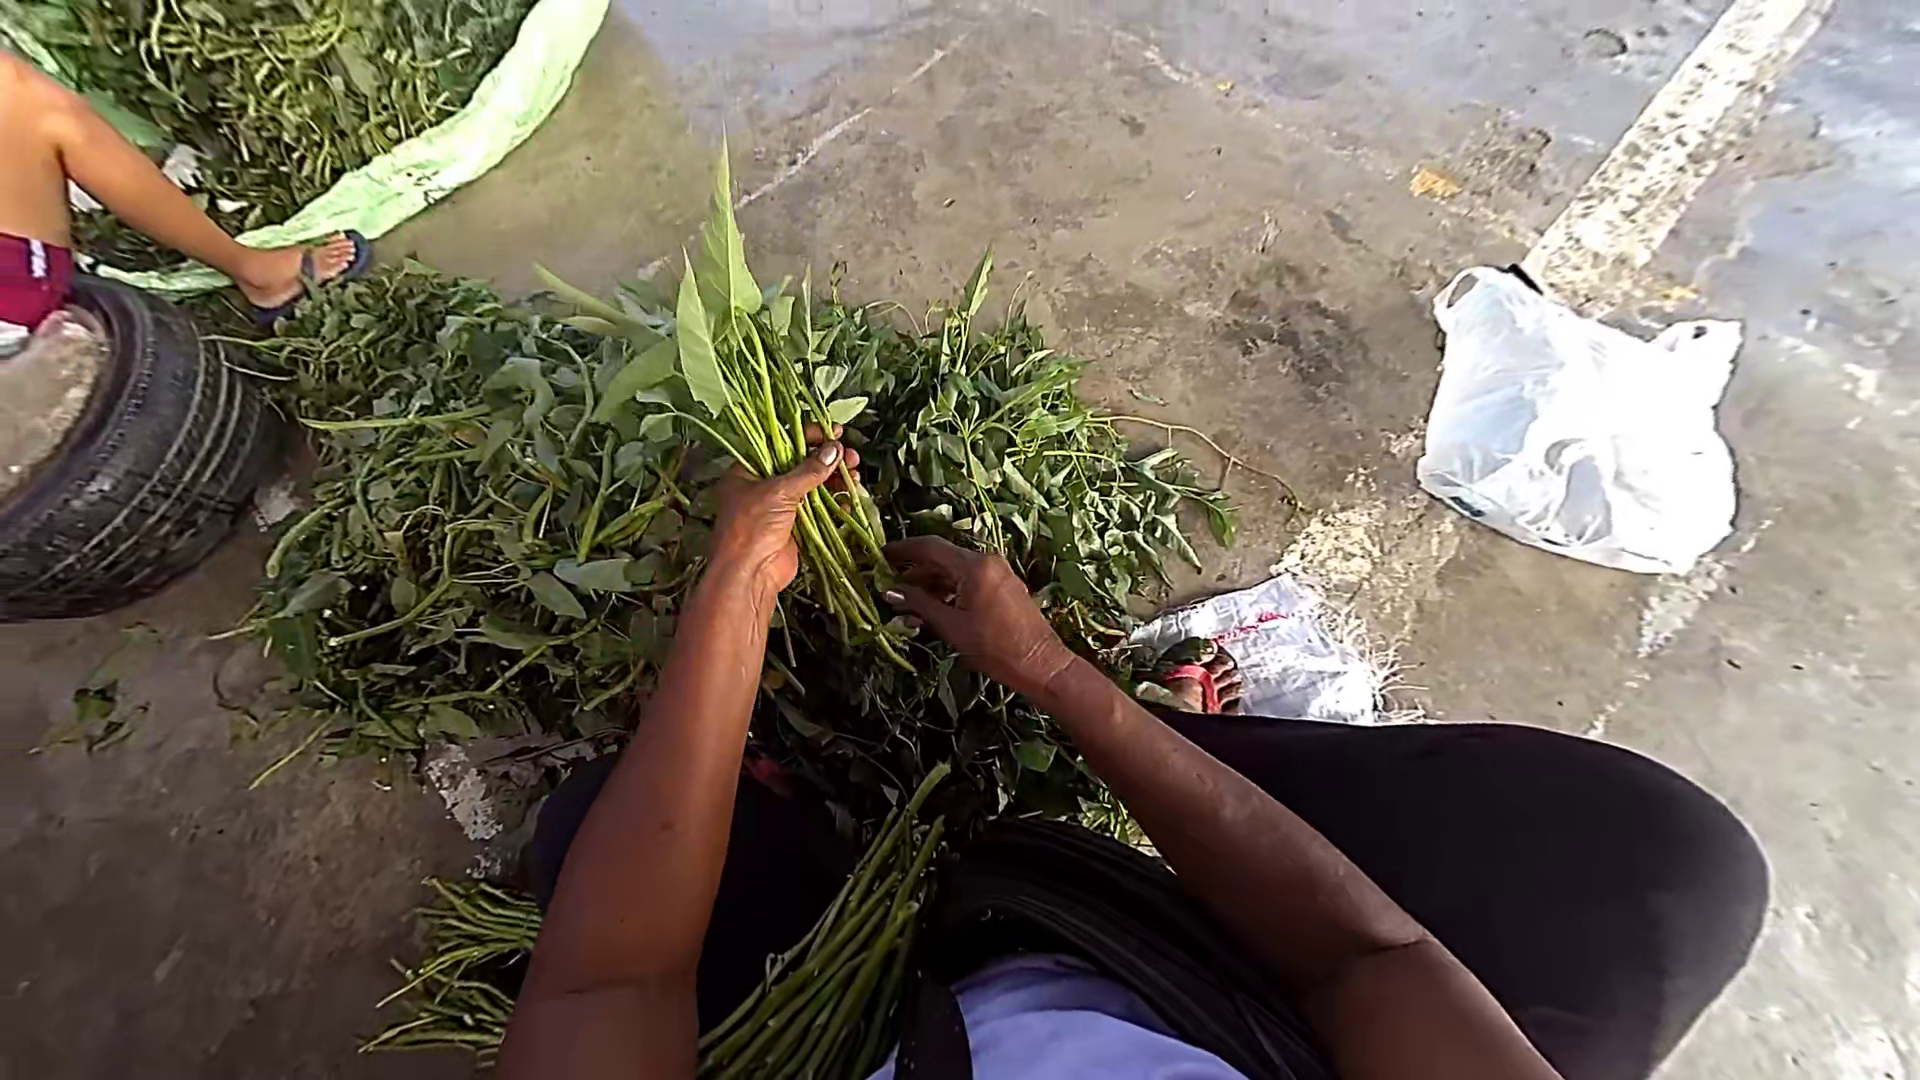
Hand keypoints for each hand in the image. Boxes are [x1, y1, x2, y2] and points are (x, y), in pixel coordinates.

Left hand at [708, 437, 855, 599]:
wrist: (749, 574)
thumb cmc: (751, 528)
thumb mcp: (779, 492)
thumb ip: (808, 470)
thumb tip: (833, 450)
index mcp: (749, 470)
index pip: (782, 443)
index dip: (808, 435)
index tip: (833, 432)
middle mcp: (764, 485)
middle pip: (801, 464)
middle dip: (827, 459)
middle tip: (851, 456)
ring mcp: (781, 506)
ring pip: (813, 486)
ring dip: (834, 480)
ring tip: (854, 475)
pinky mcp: (795, 526)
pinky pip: (819, 508)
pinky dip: (835, 502)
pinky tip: (849, 497)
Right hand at [882, 536, 1077, 698]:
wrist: (1040, 663)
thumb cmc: (994, 648)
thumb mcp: (952, 626)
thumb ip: (920, 604)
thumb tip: (890, 592)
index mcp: (974, 566)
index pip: (930, 547)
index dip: (902, 550)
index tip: (881, 556)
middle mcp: (986, 561)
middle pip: (942, 558)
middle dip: (914, 571)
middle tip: (889, 585)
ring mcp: (997, 571)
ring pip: (954, 570)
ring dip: (930, 583)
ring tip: (906, 602)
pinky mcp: (1002, 584)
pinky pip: (969, 579)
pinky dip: (949, 589)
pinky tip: (932, 606)